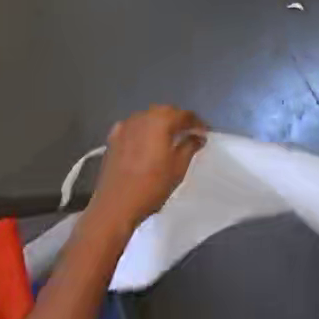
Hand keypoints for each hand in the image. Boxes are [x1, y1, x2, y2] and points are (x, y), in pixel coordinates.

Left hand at [87, 106, 206, 233]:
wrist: (114, 207)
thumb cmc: (151, 187)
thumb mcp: (178, 167)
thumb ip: (190, 146)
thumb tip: (198, 136)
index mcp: (161, 121)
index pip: (185, 115)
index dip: (197, 123)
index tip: (205, 133)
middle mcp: (142, 117)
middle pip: (166, 112)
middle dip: (179, 120)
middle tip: (189, 134)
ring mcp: (125, 126)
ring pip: (148, 117)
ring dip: (160, 123)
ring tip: (169, 138)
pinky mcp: (113, 138)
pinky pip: (133, 127)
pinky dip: (143, 130)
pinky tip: (146, 142)